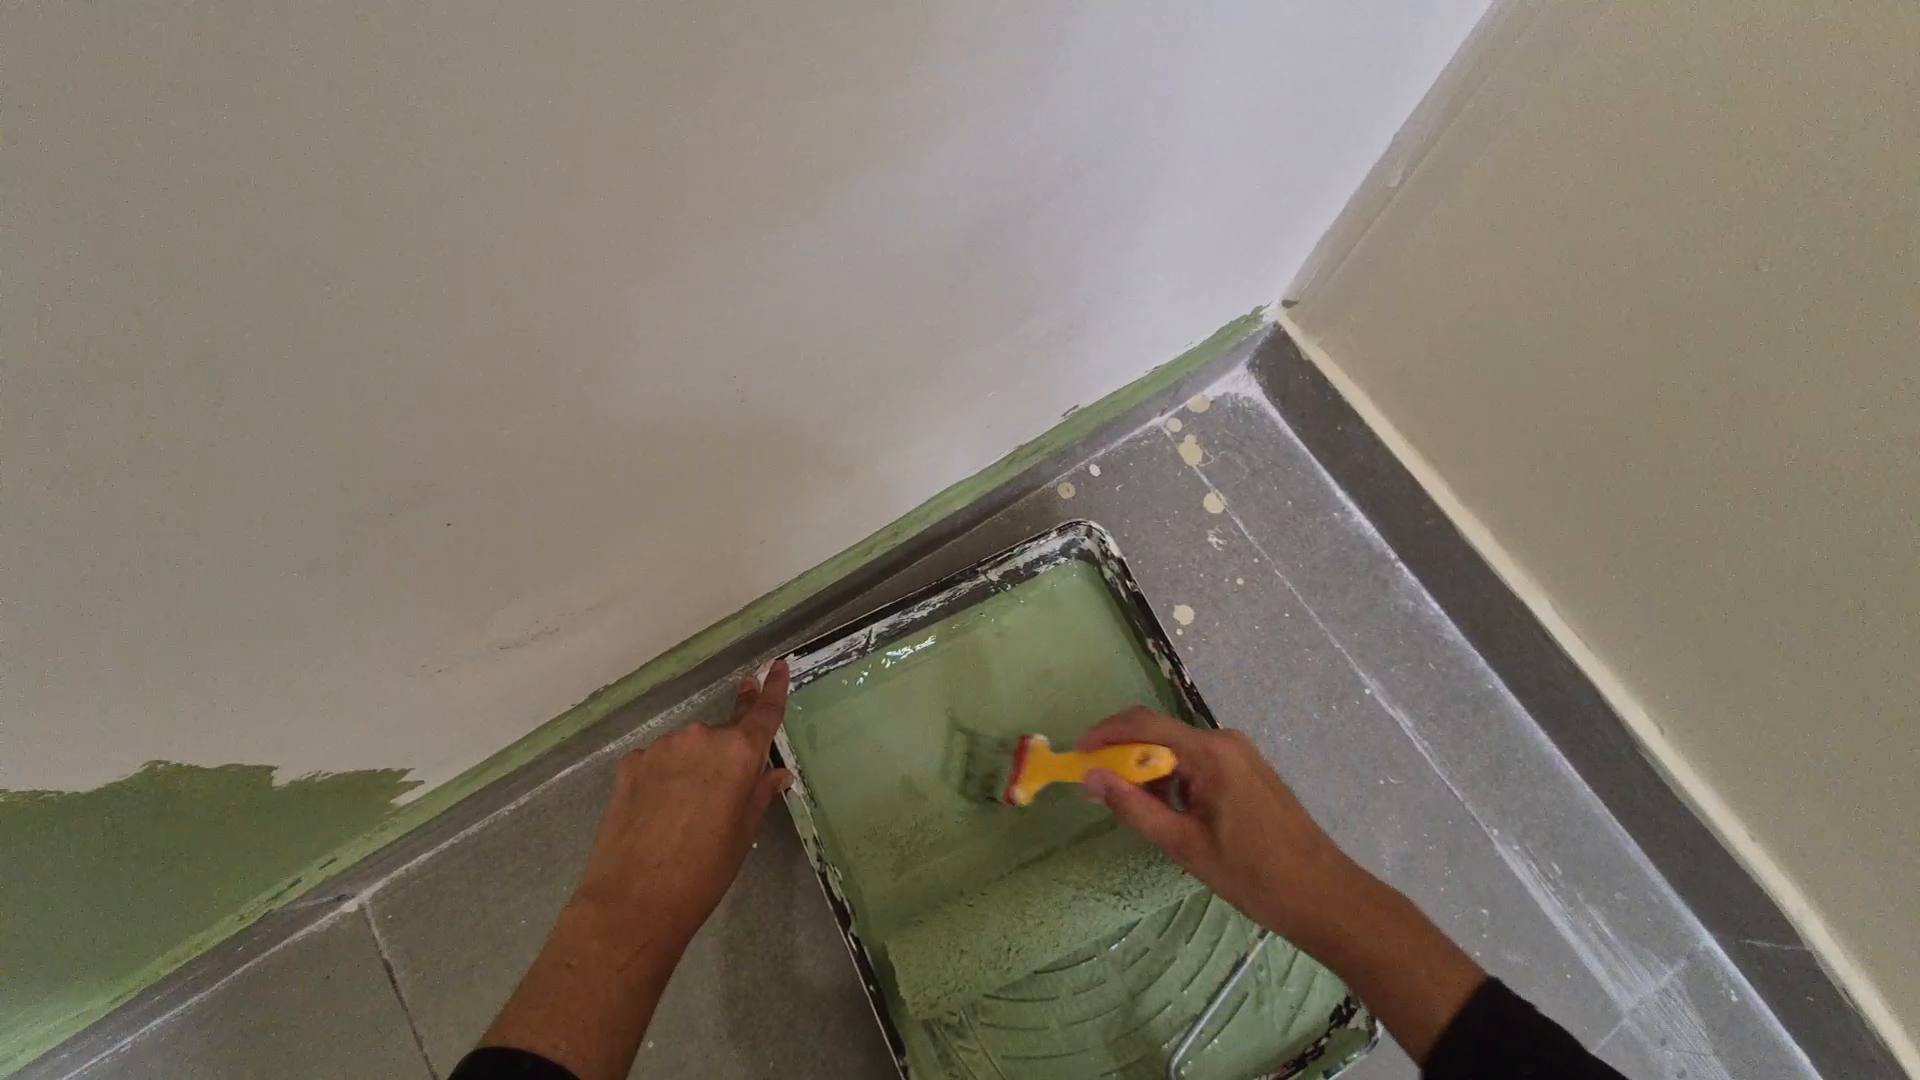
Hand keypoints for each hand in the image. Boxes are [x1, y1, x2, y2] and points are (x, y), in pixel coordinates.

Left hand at [570, 659, 794, 948]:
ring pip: (689, 747)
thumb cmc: (704, 871)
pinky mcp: (630, 764)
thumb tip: (776, 774)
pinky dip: (665, 776)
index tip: (777, 665)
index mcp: (738, 752)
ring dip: (694, 766)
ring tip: (686, 812)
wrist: (632, 901)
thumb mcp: (743, 833)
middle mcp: (702, 738)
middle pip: (724, 734)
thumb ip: (760, 793)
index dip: (773, 687)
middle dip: (728, 753)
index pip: (764, 711)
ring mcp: (662, 748)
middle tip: (723, 794)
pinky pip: (659, 760)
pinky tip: (659, 809)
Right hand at [1078, 707, 1359, 940]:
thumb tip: (1090, 776)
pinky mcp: (1248, 768)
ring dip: (1151, 772)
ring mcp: (1240, 753)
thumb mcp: (1183, 845)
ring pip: (1178, 750)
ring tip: (1140, 811)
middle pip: (1160, 734)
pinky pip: (1199, 761)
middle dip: (1125, 757)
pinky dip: (1176, 779)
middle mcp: (1224, 740)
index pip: (1144, 724)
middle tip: (1102, 791)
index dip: (1105, 734)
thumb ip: (1133, 806)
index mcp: (1209, 752)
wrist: (1326, 897)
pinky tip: (1175, 814)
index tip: (1078, 755)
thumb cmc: (1253, 876)